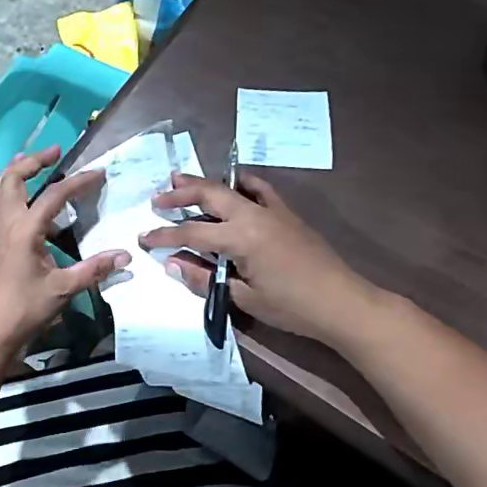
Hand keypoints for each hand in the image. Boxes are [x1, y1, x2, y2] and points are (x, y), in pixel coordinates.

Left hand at [0, 146, 129, 355]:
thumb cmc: (25, 309)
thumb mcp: (64, 289)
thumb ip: (94, 269)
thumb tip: (125, 255)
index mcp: (25, 230)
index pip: (54, 195)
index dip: (78, 181)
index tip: (99, 172)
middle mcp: (6, 223)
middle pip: (13, 179)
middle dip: (33, 161)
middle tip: (55, 152)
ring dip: (13, 173)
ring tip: (30, 163)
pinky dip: (1, 197)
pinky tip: (11, 202)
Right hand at [138, 172, 386, 348]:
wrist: (343, 303)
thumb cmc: (292, 307)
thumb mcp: (244, 298)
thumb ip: (205, 278)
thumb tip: (174, 264)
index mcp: (240, 237)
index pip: (191, 231)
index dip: (164, 236)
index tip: (143, 239)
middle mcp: (253, 215)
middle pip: (208, 195)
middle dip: (178, 195)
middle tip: (156, 199)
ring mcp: (271, 211)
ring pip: (230, 188)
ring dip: (203, 183)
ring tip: (180, 179)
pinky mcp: (286, 214)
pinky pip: (260, 189)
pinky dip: (243, 183)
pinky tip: (234, 183)